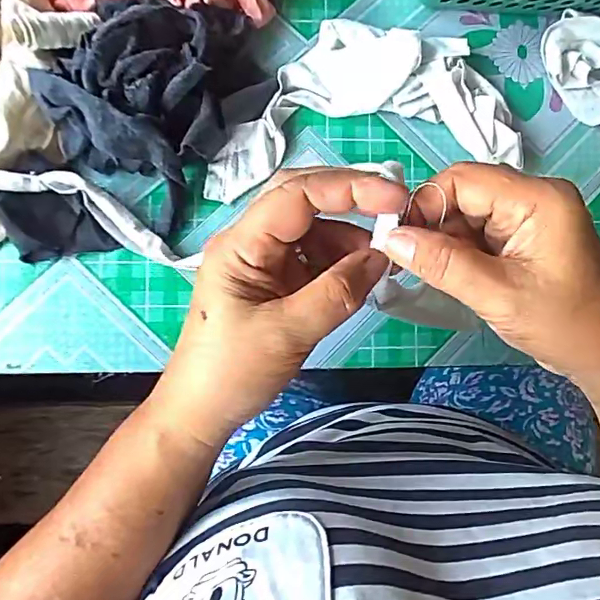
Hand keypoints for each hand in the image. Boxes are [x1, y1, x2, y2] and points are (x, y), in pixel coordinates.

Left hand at [150, 167, 406, 445]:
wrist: (202, 411)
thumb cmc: (231, 372)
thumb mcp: (289, 333)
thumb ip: (338, 293)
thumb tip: (382, 258)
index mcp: (241, 245)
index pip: (297, 194)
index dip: (349, 188)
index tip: (394, 198)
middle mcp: (252, 242)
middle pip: (305, 199)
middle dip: (352, 202)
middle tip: (396, 214)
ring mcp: (266, 262)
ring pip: (316, 229)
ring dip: (351, 238)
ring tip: (381, 262)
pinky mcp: (279, 282)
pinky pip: (317, 258)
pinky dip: (345, 262)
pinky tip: (363, 276)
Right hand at [379, 163, 599, 380]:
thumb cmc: (567, 326)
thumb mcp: (498, 296)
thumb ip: (443, 264)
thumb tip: (391, 238)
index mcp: (538, 198)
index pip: (463, 179)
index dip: (425, 205)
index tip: (399, 241)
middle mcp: (536, 197)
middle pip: (465, 194)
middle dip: (435, 228)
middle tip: (412, 265)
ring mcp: (533, 218)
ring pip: (470, 216)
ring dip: (447, 244)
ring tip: (435, 277)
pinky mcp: (529, 239)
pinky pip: (483, 234)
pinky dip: (463, 254)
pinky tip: (454, 278)